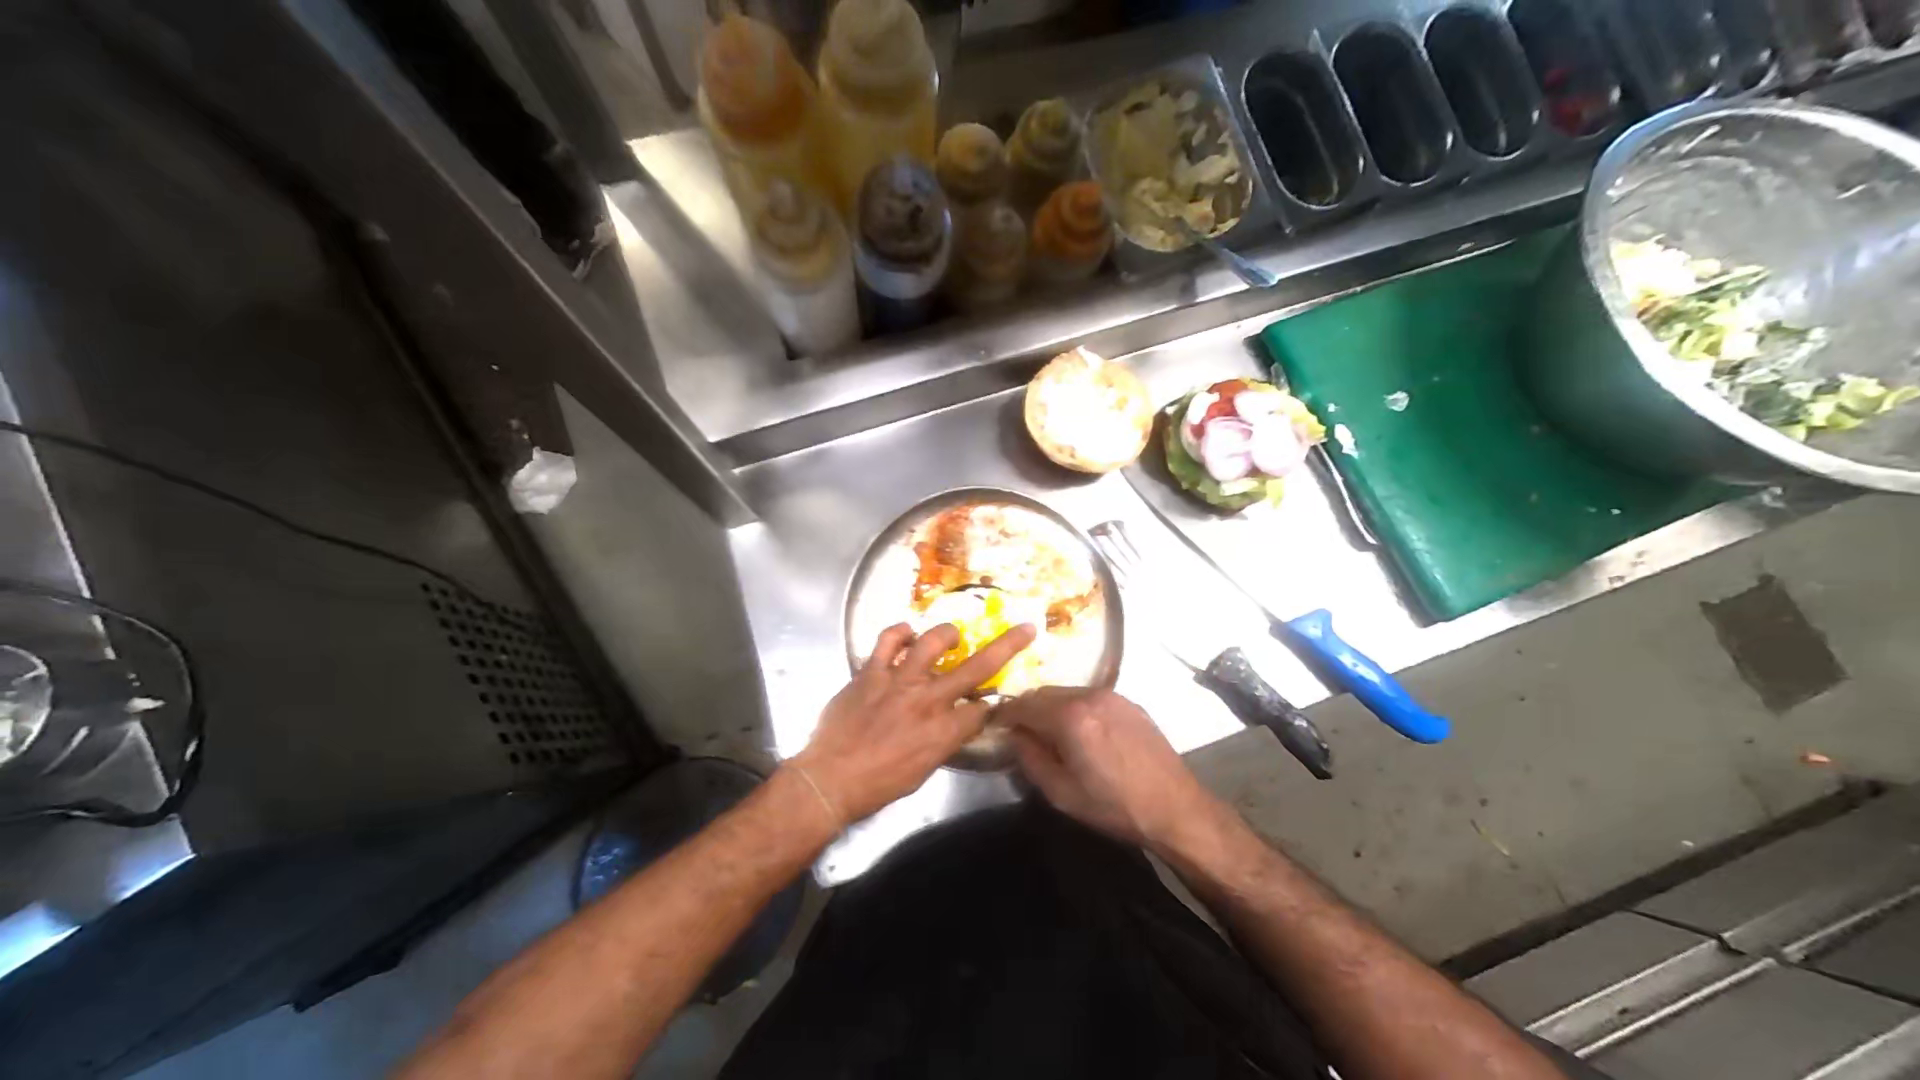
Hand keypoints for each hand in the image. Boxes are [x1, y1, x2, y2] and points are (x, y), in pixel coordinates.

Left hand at [791, 621, 1036, 825]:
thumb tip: (957, 722)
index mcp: (945, 731)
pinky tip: (907, 634)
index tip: (989, 702)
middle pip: (979, 667)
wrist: (831, 778)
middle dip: (1008, 646)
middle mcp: (929, 699)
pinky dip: (901, 632)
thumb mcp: (925, 769)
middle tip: (1024, 630)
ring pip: (933, 641)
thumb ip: (945, 740)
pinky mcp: (871, 671)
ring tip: (951, 635)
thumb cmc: (880, 784)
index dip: (991, 704)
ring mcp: (899, 680)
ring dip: (948, 634)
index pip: (983, 708)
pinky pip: (888, 639)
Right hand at [1001, 687, 1214, 849]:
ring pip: (1066, 692)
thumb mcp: (1061, 793)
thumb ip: (1030, 758)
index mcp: (1069, 716)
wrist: (1175, 807)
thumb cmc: (1114, 806)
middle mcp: (1089, 695)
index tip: (995, 728)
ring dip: (1051, 708)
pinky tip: (1081, 733)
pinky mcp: (1129, 702)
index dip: (1004, 716)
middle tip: (1020, 734)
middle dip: (1027, 710)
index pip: (1023, 704)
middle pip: (1043, 693)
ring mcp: (1112, 695)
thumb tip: (1013, 736)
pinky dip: (1075, 708)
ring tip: (1051, 735)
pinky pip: (1090, 697)